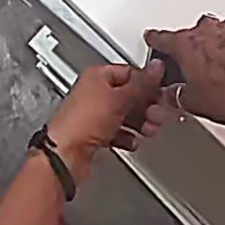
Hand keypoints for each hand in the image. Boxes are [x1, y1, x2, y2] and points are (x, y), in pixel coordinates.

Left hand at [46, 60, 164, 178]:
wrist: (65, 156)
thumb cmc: (83, 122)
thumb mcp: (120, 99)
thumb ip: (142, 85)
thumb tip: (156, 68)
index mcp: (98, 76)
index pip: (130, 72)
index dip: (146, 83)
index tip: (159, 93)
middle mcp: (94, 92)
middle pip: (128, 95)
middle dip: (144, 106)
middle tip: (156, 114)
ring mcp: (93, 114)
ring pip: (124, 114)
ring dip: (139, 122)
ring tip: (148, 129)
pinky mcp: (94, 134)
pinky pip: (116, 131)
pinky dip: (126, 136)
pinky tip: (132, 141)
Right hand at [143, 18, 224, 148]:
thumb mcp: (194, 102)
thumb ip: (179, 94)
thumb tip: (177, 96)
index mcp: (186, 44)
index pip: (163, 38)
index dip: (156, 40)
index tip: (153, 38)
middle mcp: (208, 30)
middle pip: (194, 34)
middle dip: (194, 48)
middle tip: (198, 69)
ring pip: (219, 34)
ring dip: (219, 47)